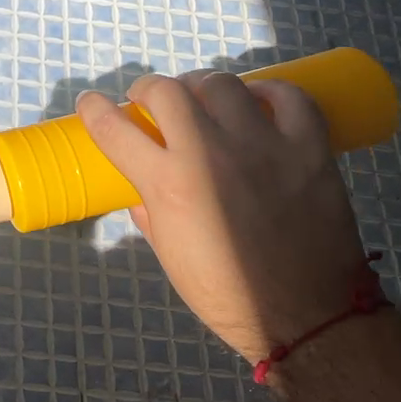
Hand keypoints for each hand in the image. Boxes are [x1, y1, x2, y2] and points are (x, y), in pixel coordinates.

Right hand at [77, 71, 371, 363]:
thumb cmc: (226, 292)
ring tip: (205, 102)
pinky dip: (270, 93)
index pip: (114, 128)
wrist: (307, 317)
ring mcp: (264, 145)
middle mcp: (210, 153)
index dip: (94, 109)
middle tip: (152, 102)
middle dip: (149, 90)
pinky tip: (260, 104)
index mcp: (167, 184)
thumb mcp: (169, 255)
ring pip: (223, 85)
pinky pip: (289, 97)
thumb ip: (149, 212)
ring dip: (203, 89)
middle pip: (167, 91)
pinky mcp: (309, 148)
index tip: (90, 104)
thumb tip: (141, 187)